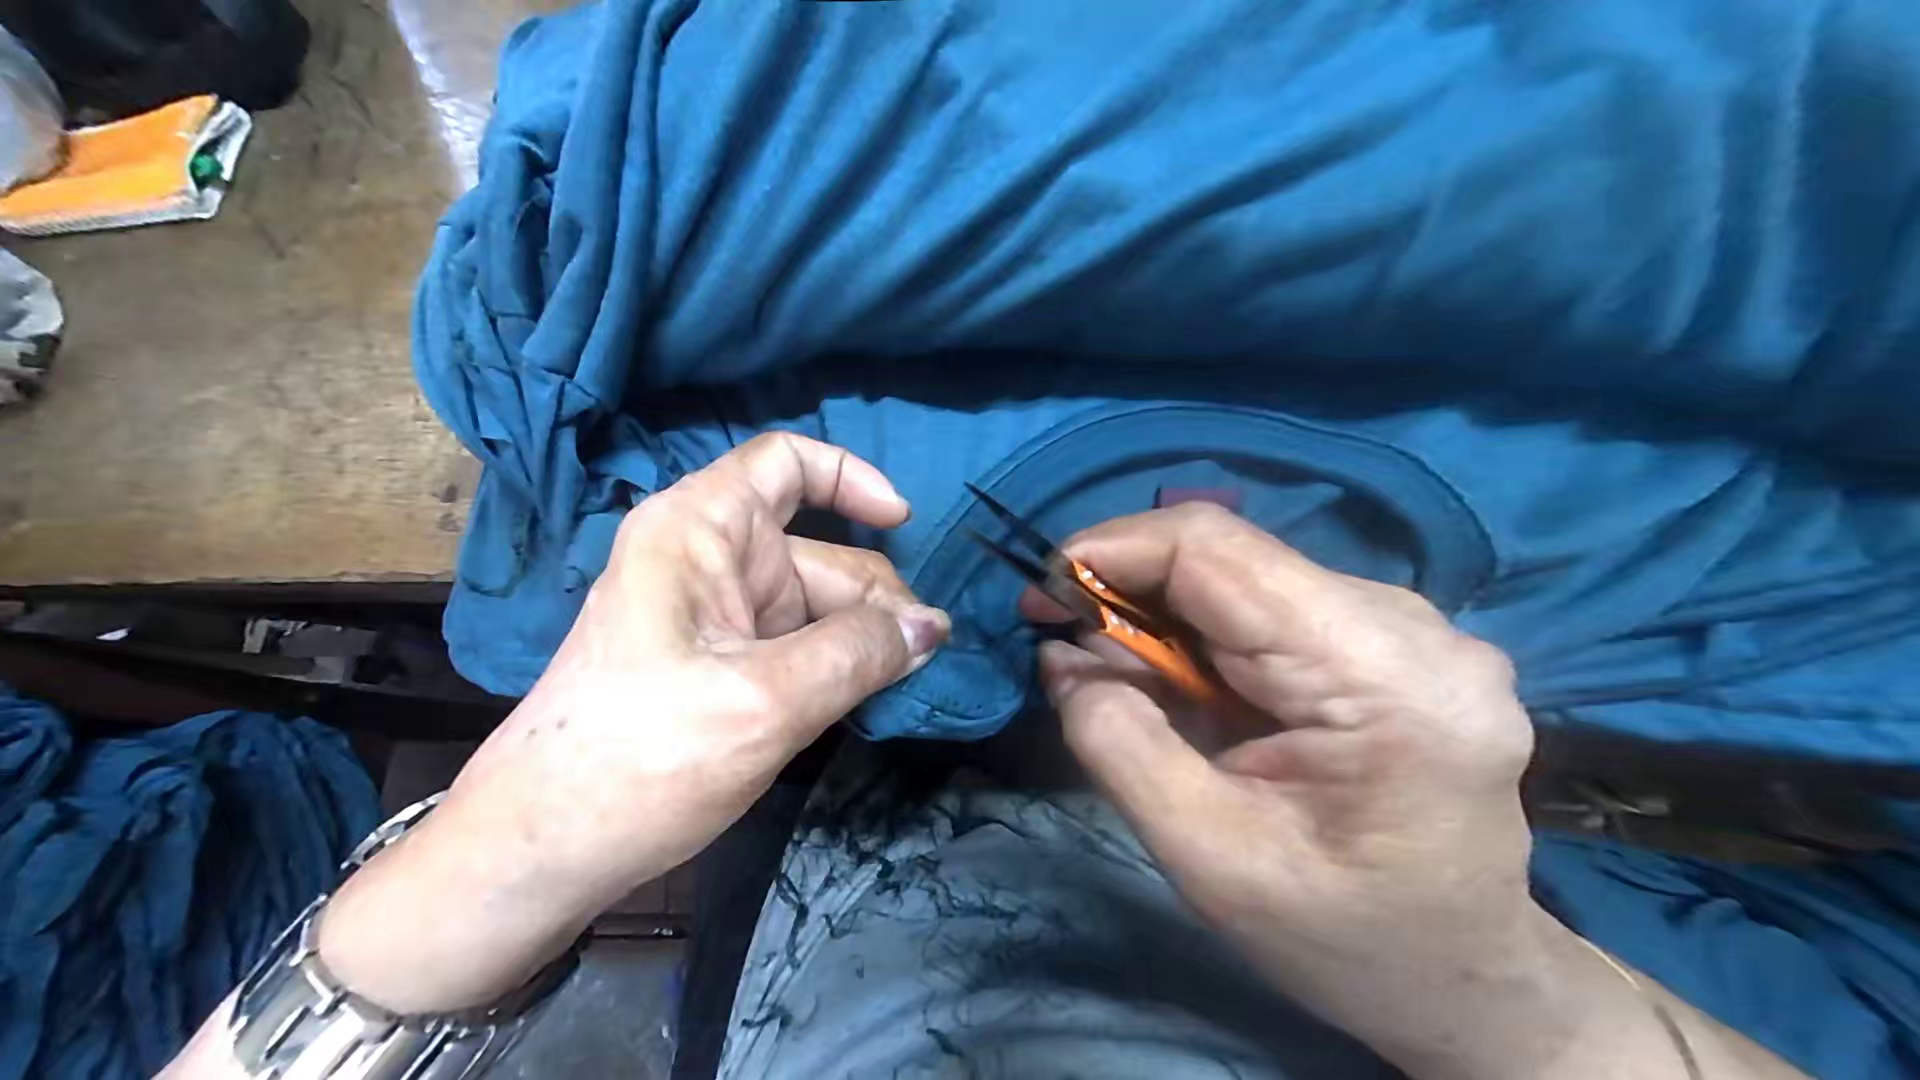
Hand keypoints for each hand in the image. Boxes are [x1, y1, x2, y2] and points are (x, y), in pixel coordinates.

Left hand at [320, 434, 947, 1011]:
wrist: (540, 856)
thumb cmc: (638, 761)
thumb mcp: (764, 701)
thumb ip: (858, 654)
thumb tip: (933, 629)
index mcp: (699, 530)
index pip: (785, 462)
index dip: (850, 478)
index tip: (903, 524)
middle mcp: (710, 559)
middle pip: (820, 551)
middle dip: (876, 598)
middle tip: (927, 656)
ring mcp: (718, 615)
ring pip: (818, 605)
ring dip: (866, 640)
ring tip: (909, 682)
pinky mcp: (724, 661)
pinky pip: (802, 644)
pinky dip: (841, 664)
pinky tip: (875, 693)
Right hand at [1032, 503, 1546, 1075]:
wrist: (1461, 974)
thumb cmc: (1343, 937)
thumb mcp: (1207, 858)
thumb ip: (1119, 745)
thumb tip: (1061, 657)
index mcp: (1382, 676)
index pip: (1218, 551)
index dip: (1112, 550)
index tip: (1041, 592)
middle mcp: (1403, 624)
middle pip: (1222, 559)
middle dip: (1124, 592)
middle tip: (1066, 652)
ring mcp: (1397, 623)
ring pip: (1231, 578)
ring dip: (1154, 619)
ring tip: (1118, 686)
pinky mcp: (1375, 635)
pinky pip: (1253, 605)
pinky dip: (1191, 635)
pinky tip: (1176, 688)